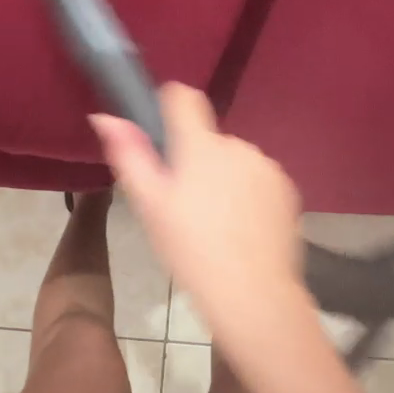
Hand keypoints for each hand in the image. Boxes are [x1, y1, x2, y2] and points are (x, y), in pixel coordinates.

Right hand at [90, 85, 308, 332]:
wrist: (253, 295)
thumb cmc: (191, 251)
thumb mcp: (149, 207)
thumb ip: (129, 155)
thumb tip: (106, 117)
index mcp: (201, 144)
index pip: (183, 97)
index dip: (168, 108)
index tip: (161, 138)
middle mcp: (237, 145)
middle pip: (207, 138)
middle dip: (195, 160)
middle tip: (183, 204)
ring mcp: (266, 166)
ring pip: (233, 160)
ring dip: (222, 178)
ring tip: (213, 222)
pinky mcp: (287, 189)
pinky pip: (257, 179)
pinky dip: (247, 195)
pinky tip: (240, 229)